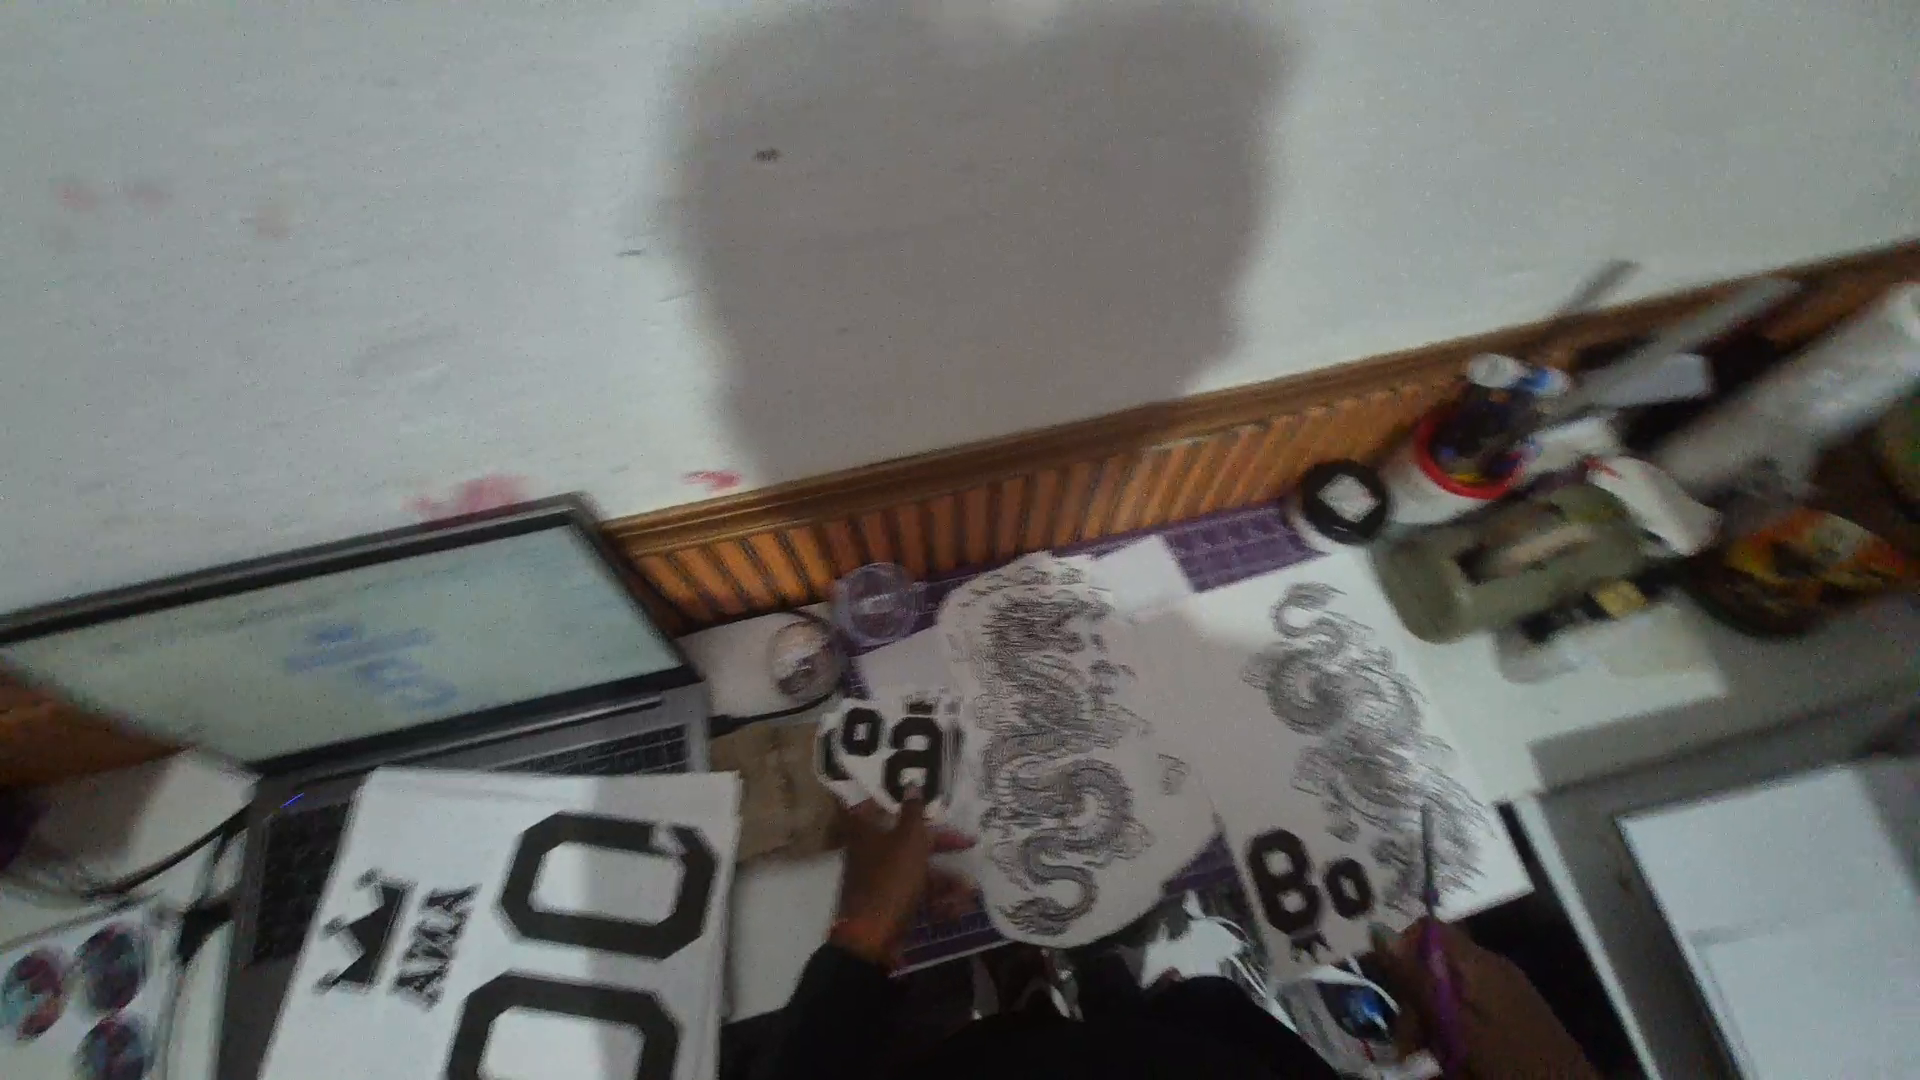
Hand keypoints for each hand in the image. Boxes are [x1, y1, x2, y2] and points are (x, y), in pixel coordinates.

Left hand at [830, 792, 974, 967]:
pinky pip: (916, 894)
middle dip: (941, 844)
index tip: (915, 789)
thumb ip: (914, 812)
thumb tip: (912, 782)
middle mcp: (872, 851)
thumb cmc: (890, 880)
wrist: (872, 941)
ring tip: (970, 890)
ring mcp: (880, 880)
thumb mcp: (908, 841)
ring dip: (945, 878)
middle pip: (908, 838)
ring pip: (916, 869)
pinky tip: (959, 908)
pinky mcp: (890, 905)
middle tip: (969, 842)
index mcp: (867, 831)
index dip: (891, 794)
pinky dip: (937, 899)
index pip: (872, 802)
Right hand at [1379, 919, 1597, 1079]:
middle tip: (1406, 1041)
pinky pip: (1471, 1009)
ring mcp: (1508, 992)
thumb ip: (1415, 977)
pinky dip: (1454, 1030)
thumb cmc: (1509, 1062)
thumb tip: (1377, 928)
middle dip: (1414, 997)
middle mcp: (1493, 967)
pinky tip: (1450, 1058)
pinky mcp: (1516, 1016)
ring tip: (1422, 1056)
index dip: (1403, 947)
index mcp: (1479, 962)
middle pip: (1436, 963)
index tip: (1392, 985)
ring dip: (1430, 1020)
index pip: (1428, 928)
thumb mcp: (1454, 1024)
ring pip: (1450, 991)